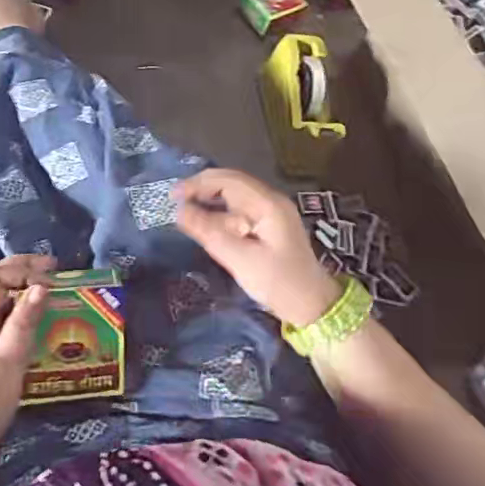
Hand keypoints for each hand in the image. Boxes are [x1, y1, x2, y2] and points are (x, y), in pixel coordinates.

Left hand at [0, 254, 54, 468]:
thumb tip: (40, 288)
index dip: (22, 268)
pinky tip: (41, 323)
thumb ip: (22, 326)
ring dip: (26, 293)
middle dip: (25, 273)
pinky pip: (2, 321)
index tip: (53, 273)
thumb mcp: (6, 368)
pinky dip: (23, 314)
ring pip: (0, 302)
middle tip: (58, 277)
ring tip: (56, 297)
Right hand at [175, 168, 340, 325]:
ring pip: (234, 192)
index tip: (172, 197)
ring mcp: (272, 210)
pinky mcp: (269, 223)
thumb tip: (179, 211)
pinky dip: (220, 208)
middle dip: (201, 187)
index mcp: (267, 204)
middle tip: (174, 202)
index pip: (228, 180)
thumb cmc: (278, 283)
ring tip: (185, 209)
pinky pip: (239, 206)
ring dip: (209, 197)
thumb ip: (210, 232)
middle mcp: (271, 200)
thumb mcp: (240, 260)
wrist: (311, 305)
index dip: (198, 184)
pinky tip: (206, 220)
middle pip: (231, 181)